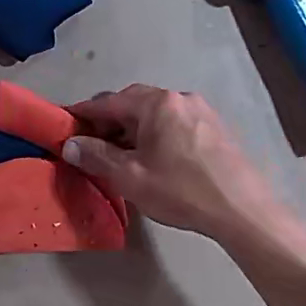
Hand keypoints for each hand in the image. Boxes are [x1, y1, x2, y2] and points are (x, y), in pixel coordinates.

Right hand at [62, 85, 289, 245]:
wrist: (241, 208)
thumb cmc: (181, 191)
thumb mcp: (131, 177)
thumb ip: (98, 157)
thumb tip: (72, 144)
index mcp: (158, 103)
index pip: (109, 101)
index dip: (83, 113)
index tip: (64, 125)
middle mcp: (180, 98)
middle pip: (134, 103)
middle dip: (109, 121)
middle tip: (89, 144)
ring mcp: (201, 111)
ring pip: (157, 113)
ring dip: (133, 129)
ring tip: (119, 155)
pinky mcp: (215, 127)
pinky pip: (175, 123)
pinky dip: (156, 134)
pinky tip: (152, 157)